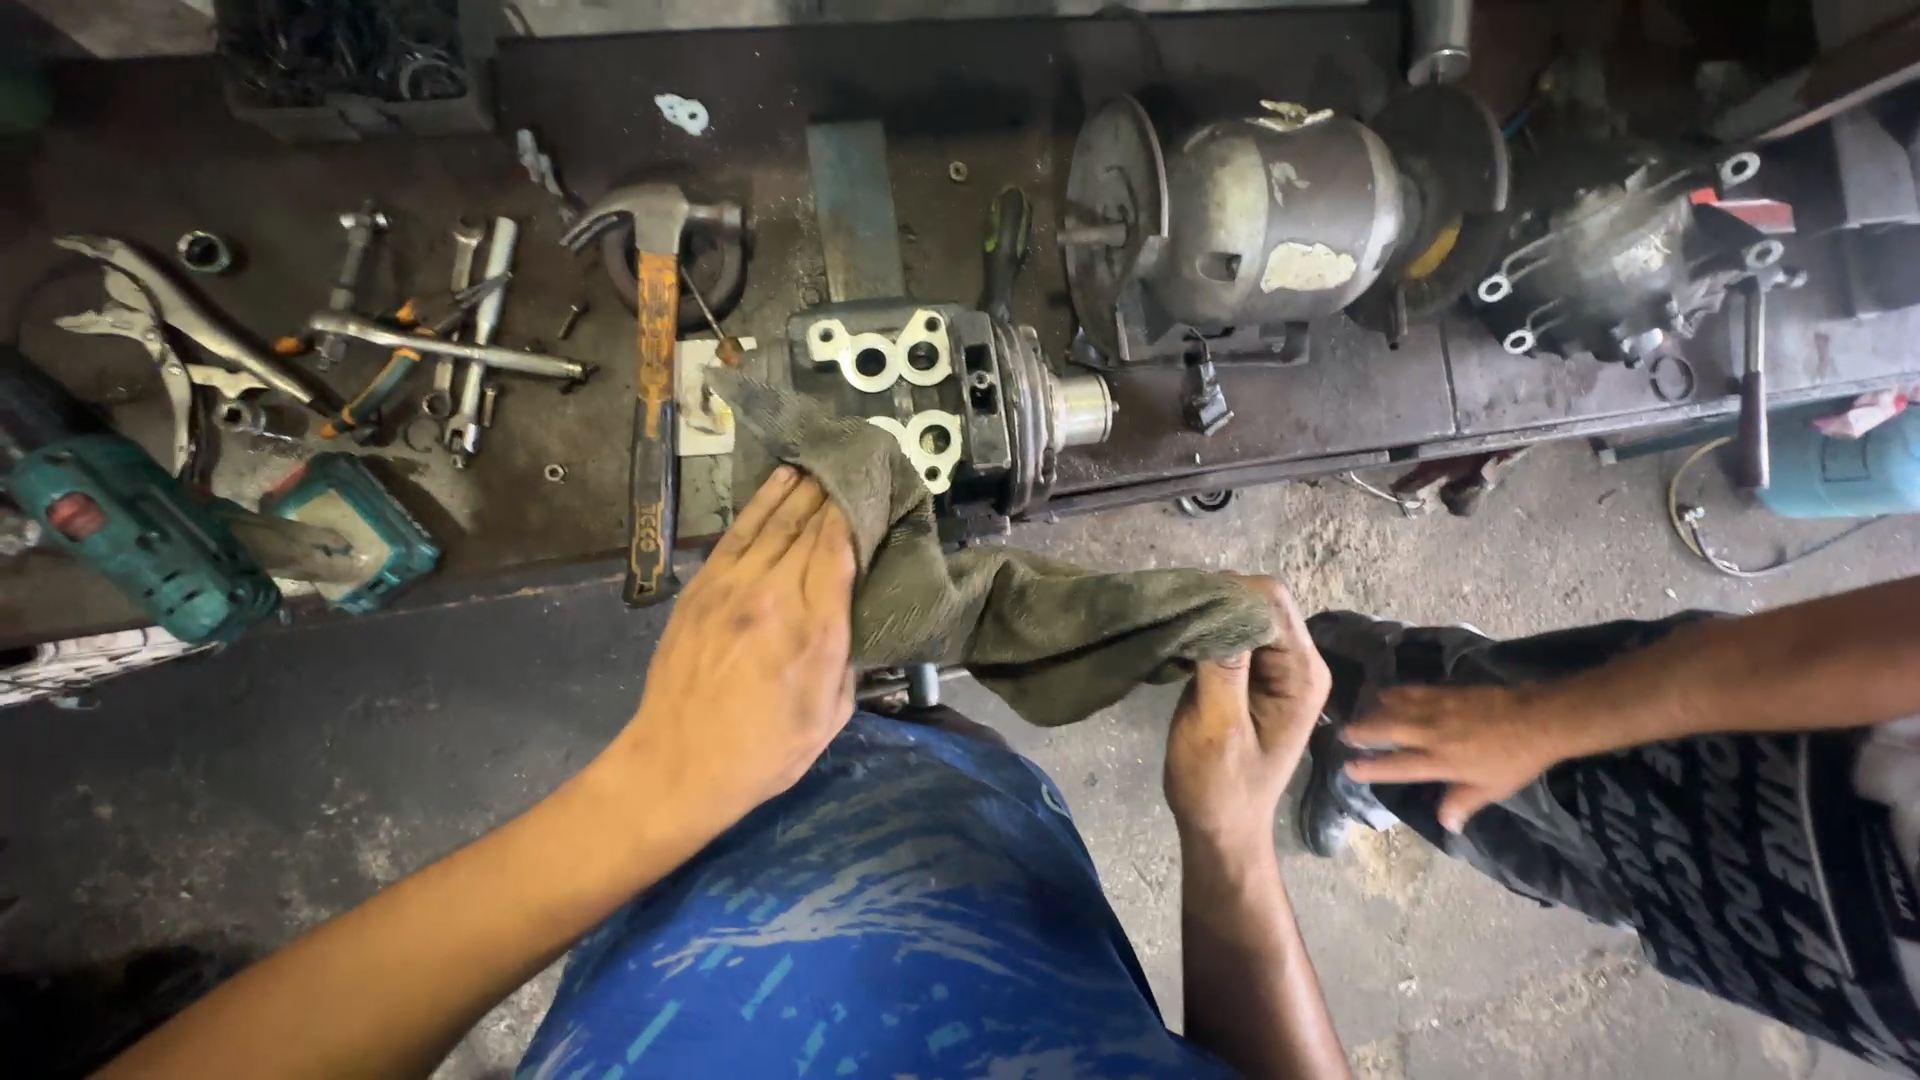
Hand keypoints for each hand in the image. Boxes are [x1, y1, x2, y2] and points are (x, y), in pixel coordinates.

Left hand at [602, 466, 856, 832]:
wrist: (679, 765)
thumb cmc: (767, 751)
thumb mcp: (831, 713)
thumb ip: (845, 656)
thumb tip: (850, 615)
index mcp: (816, 629)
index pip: (838, 548)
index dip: (855, 512)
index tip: (872, 489)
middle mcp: (775, 595)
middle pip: (808, 526)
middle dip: (832, 491)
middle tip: (852, 465)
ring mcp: (732, 587)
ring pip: (772, 522)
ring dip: (798, 489)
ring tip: (817, 463)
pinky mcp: (701, 589)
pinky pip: (736, 535)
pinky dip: (758, 506)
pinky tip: (776, 486)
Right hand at [1164, 577, 1330, 852]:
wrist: (1218, 825)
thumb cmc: (1218, 785)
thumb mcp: (1217, 728)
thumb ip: (1224, 667)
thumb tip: (1219, 605)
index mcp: (1301, 674)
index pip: (1271, 602)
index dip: (1228, 595)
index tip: (1184, 607)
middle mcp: (1296, 662)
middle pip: (1259, 600)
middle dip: (1216, 599)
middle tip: (1171, 616)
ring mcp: (1273, 667)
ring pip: (1242, 611)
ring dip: (1206, 613)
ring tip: (1170, 625)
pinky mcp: (1249, 672)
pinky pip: (1229, 631)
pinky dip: (1203, 627)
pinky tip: (1177, 638)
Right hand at [1342, 684, 1578, 832]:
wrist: (1536, 719)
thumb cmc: (1515, 760)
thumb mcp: (1492, 789)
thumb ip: (1462, 803)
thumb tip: (1445, 825)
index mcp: (1441, 761)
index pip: (1396, 766)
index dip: (1370, 767)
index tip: (1349, 768)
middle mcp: (1430, 734)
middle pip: (1384, 730)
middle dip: (1360, 732)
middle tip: (1344, 735)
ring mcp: (1434, 710)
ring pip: (1391, 708)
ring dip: (1372, 712)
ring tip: (1360, 716)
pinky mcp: (1441, 692)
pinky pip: (1408, 692)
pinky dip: (1392, 694)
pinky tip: (1385, 696)